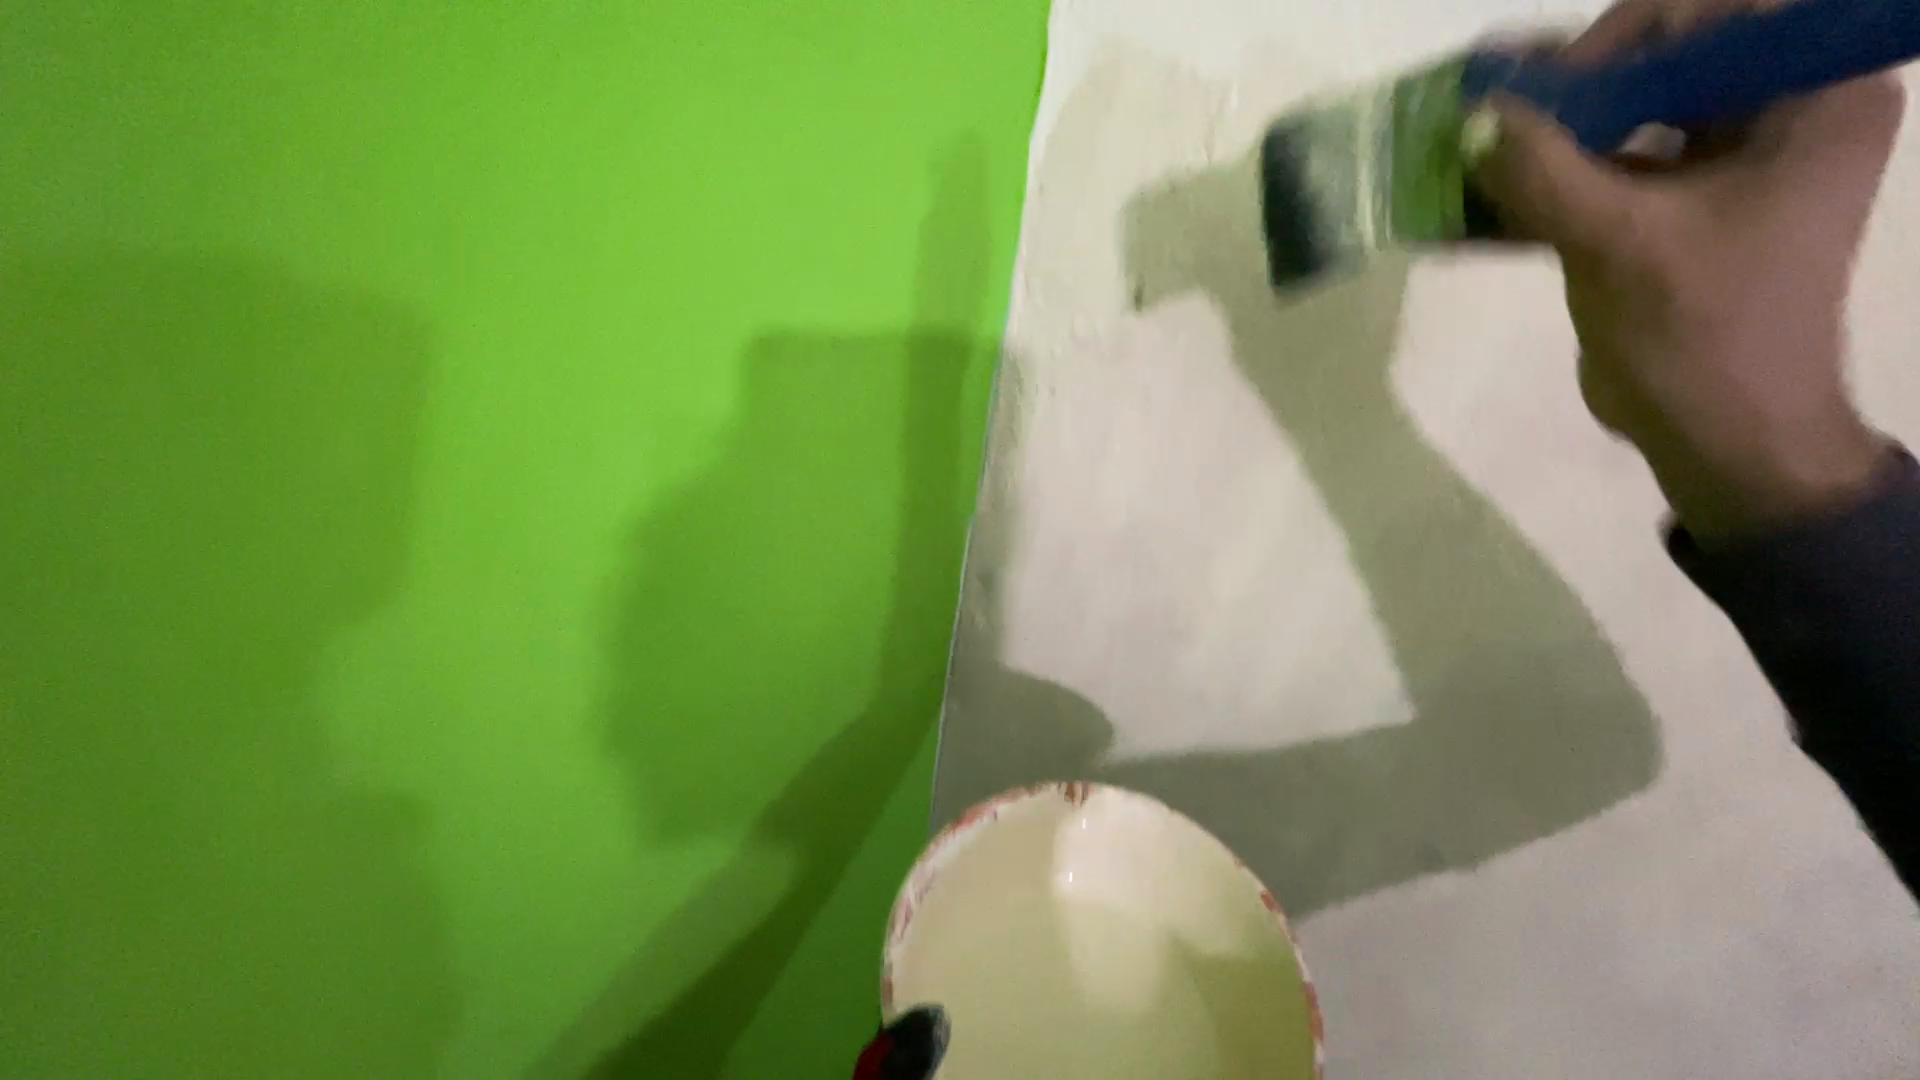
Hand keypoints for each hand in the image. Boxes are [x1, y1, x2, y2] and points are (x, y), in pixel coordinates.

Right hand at [1472, 0, 1904, 541]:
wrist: (1714, 432)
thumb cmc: (1700, 332)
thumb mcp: (1620, 242)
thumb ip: (1544, 173)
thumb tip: (1473, 115)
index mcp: (1811, 98)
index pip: (1714, 18)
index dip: (1622, 39)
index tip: (1543, 93)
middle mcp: (1770, 118)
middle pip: (1657, 68)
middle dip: (1564, 92)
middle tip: (1485, 112)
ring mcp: (1709, 171)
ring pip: (1614, 127)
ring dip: (1536, 143)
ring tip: (1461, 149)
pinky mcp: (1658, 219)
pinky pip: (1591, 182)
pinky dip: (1532, 192)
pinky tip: (1468, 205)